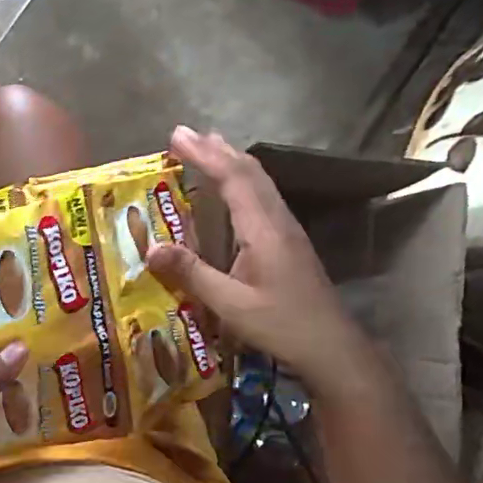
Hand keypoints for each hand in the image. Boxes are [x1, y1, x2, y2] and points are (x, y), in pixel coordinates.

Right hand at [148, 126, 362, 390]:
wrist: (332, 347)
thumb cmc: (282, 326)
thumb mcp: (231, 305)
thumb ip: (192, 274)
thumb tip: (150, 248)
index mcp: (263, 230)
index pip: (232, 179)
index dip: (204, 155)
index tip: (177, 136)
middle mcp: (277, 221)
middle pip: (249, 172)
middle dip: (216, 149)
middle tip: (184, 135)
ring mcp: (287, 230)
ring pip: (259, 182)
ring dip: (231, 161)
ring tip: (207, 148)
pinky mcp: (289, 242)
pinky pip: (263, 197)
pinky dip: (242, 181)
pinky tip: (232, 191)